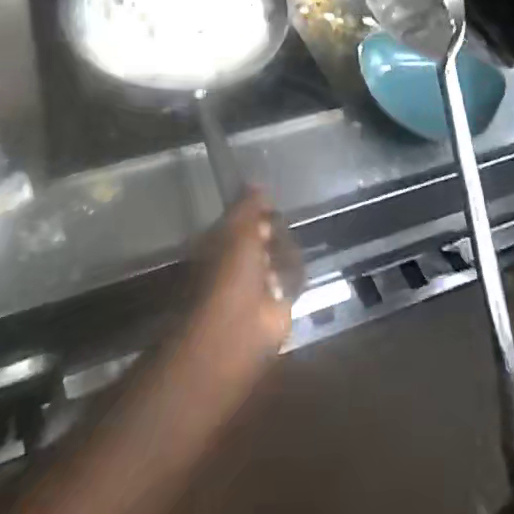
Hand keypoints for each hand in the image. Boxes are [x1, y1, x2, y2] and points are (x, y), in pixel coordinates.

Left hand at [185, 190, 296, 371]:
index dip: (253, 213)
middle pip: (258, 240)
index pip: (238, 222)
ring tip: (288, 251)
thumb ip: (248, 206)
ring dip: (283, 255)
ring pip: (274, 260)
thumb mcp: (238, 230)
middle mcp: (233, 265)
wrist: (238, 330)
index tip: (270, 205)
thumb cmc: (230, 275)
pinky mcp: (275, 307)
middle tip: (281, 228)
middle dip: (270, 234)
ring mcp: (254, 287)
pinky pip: (288, 282)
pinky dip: (293, 277)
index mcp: (216, 246)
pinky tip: (296, 271)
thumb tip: (257, 184)